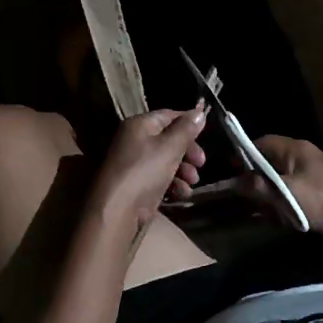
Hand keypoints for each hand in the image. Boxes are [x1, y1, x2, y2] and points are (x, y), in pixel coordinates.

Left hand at [90, 106, 207, 222]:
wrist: (117, 210)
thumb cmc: (144, 171)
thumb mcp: (170, 147)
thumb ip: (186, 129)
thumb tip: (198, 112)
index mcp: (139, 125)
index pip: (168, 115)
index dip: (188, 124)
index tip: (206, 135)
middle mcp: (134, 141)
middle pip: (169, 140)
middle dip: (188, 152)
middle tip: (201, 163)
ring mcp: (135, 164)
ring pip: (167, 161)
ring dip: (184, 171)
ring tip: (192, 181)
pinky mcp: (137, 185)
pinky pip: (159, 178)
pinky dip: (173, 184)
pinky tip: (181, 194)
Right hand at [242, 135, 322, 241]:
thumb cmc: (320, 202)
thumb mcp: (285, 194)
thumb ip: (258, 186)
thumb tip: (234, 181)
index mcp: (295, 149)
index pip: (262, 142)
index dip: (245, 154)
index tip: (232, 170)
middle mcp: (301, 155)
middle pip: (268, 160)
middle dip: (256, 179)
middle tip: (247, 195)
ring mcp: (308, 170)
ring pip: (277, 177)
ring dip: (269, 193)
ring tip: (265, 209)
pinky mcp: (312, 186)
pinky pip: (289, 188)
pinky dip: (281, 200)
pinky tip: (280, 216)